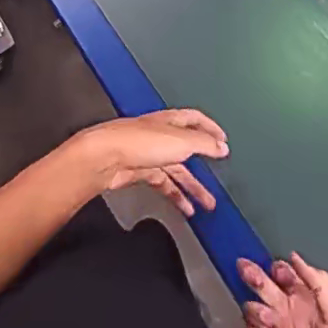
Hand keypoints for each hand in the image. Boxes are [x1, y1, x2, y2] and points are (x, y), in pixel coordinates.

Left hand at [65, 109, 228, 216]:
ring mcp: (148, 154)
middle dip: (203, 165)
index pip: (194, 120)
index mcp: (169, 121)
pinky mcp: (138, 172)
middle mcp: (159, 135)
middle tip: (219, 179)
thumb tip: (222, 146)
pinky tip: (185, 208)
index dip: (210, 128)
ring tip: (207, 204)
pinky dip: (175, 196)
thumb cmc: (139, 142)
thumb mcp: (180, 141)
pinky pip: (163, 184)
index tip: (223, 141)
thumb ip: (203, 144)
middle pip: (186, 149)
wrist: (104, 157)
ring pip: (176, 171)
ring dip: (192, 187)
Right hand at [241, 254, 327, 327]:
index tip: (275, 270)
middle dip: (255, 278)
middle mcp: (295, 321)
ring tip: (270, 325)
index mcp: (313, 308)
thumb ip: (320, 286)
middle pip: (266, 289)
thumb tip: (297, 257)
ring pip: (254, 312)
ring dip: (257, 312)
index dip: (279, 270)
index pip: (288, 277)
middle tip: (246, 271)